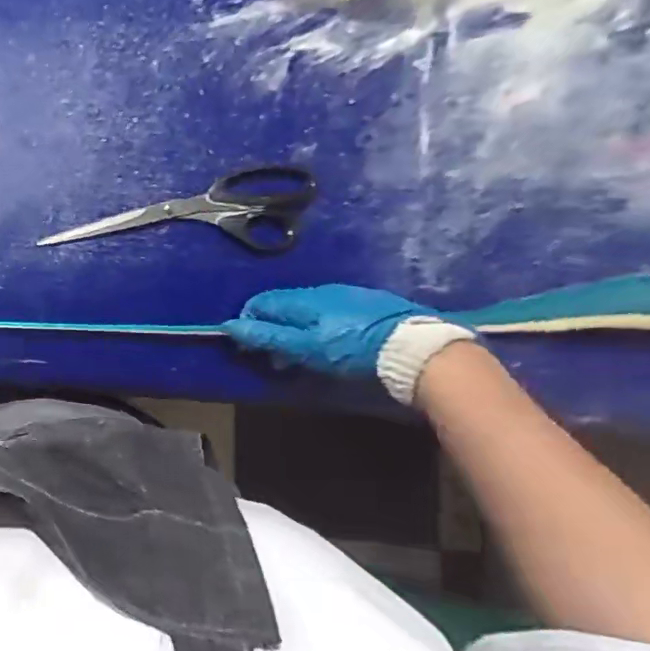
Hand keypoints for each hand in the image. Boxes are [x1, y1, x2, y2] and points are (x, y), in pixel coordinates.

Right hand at [224, 285, 475, 403]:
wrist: (421, 349)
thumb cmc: (354, 350)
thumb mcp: (305, 348)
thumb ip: (267, 337)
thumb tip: (228, 326)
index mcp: (302, 299)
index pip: (259, 303)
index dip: (248, 324)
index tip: (250, 349)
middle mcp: (322, 291)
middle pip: (283, 306)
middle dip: (273, 330)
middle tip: (277, 359)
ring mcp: (350, 295)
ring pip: (308, 310)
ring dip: (298, 330)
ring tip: (305, 356)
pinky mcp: (373, 304)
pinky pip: (334, 313)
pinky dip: (322, 328)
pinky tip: (334, 346)